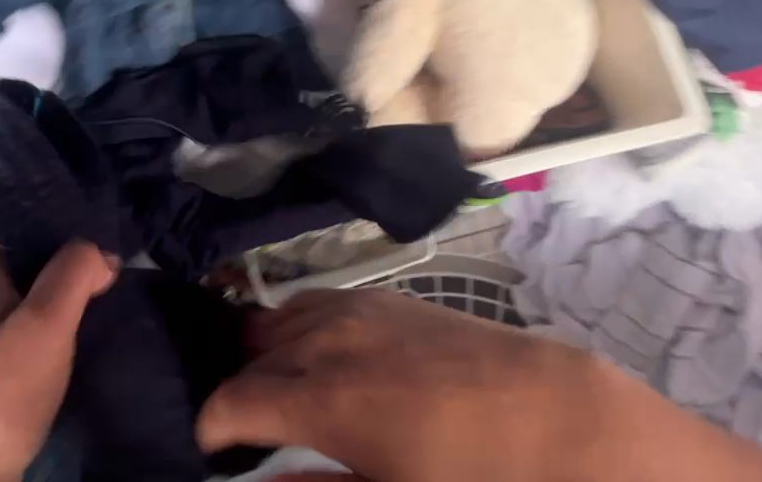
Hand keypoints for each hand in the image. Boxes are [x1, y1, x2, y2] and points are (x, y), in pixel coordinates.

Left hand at [0, 232, 117, 481]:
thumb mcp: (45, 327)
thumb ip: (74, 273)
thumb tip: (101, 249)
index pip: (11, 214)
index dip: (52, 207)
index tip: (94, 210)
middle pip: (17, 249)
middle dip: (61, 247)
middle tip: (108, 249)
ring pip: (17, 285)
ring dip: (55, 283)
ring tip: (98, 283)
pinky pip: (13, 316)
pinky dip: (42, 312)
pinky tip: (69, 326)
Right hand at [196, 289, 611, 481]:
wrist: (550, 412)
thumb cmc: (470, 473)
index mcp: (324, 399)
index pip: (232, 400)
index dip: (211, 427)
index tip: (213, 449)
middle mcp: (327, 340)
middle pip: (250, 356)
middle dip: (238, 391)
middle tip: (247, 431)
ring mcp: (353, 309)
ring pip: (276, 320)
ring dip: (264, 354)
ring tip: (276, 391)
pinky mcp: (380, 296)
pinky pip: (312, 302)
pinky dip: (295, 327)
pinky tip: (313, 352)